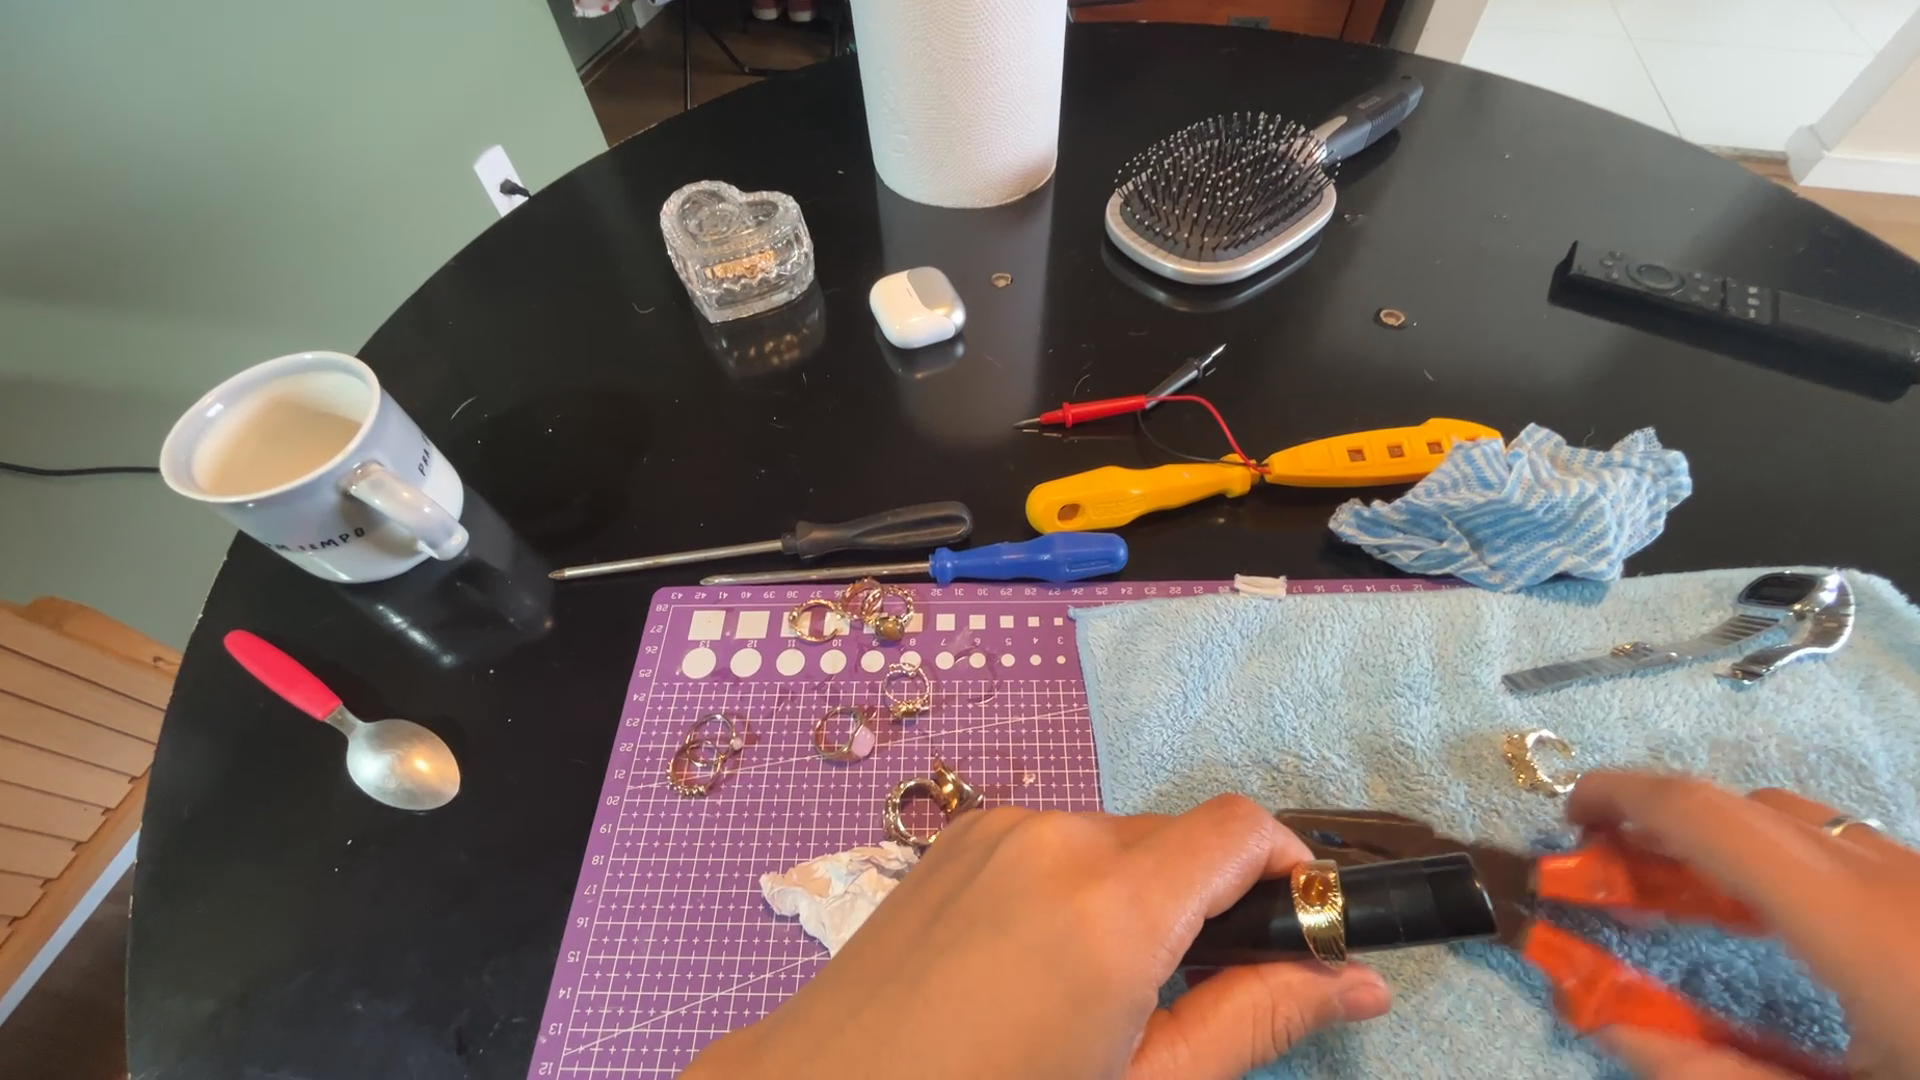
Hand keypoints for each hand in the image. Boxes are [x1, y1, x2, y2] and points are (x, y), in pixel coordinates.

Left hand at [684, 796, 1391, 1079]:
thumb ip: (1256, 1020)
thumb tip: (1358, 981)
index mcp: (1112, 902)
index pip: (1237, 825)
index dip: (1287, 862)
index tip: (1299, 918)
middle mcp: (1057, 835)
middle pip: (1173, 837)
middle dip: (1205, 896)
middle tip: (1187, 987)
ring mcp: (1001, 824)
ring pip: (1113, 839)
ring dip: (1135, 892)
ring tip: (1095, 985)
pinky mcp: (963, 831)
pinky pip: (1053, 840)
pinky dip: (1076, 882)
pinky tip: (1035, 955)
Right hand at [1567, 772, 1919, 1078]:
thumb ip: (1713, 1073)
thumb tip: (1603, 1022)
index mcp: (1857, 924)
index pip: (1701, 814)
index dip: (1617, 796)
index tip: (1566, 821)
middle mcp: (1899, 883)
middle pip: (1743, 810)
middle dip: (1657, 824)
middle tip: (1611, 870)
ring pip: (1804, 831)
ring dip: (1722, 848)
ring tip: (1689, 900)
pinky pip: (1855, 859)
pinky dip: (1784, 872)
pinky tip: (1788, 931)